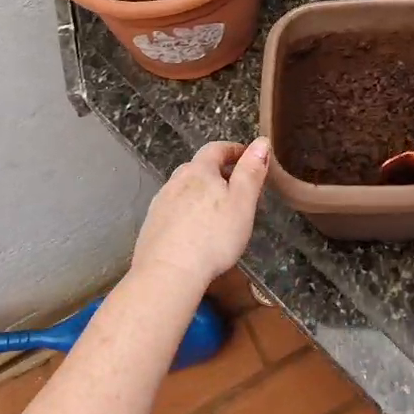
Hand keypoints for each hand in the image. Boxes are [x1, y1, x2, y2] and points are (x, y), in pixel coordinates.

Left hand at [131, 138, 269, 289]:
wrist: (168, 272)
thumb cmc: (213, 236)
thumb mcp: (242, 202)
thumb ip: (250, 171)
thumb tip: (261, 141)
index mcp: (199, 171)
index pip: (216, 149)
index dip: (234, 150)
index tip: (249, 157)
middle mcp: (176, 181)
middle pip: (198, 167)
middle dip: (218, 173)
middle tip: (237, 190)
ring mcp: (161, 203)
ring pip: (184, 189)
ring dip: (201, 193)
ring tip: (217, 212)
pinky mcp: (152, 225)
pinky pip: (174, 210)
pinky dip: (187, 212)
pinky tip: (194, 231)